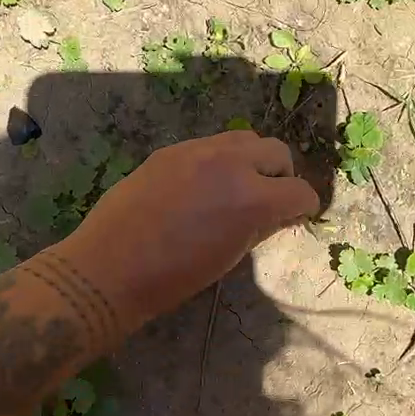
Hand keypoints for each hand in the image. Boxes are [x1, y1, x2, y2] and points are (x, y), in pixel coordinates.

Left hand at [53, 130, 318, 331]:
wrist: (110, 268)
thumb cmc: (176, 277)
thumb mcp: (231, 256)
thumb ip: (261, 226)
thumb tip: (279, 213)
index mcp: (253, 199)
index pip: (300, 191)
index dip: (304, 207)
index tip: (297, 216)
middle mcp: (231, 163)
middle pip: (276, 152)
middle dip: (281, 176)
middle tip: (269, 199)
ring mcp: (198, 151)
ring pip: (245, 139)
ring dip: (251, 160)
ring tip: (237, 187)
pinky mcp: (171, 150)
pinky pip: (210, 145)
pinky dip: (219, 161)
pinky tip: (202, 187)